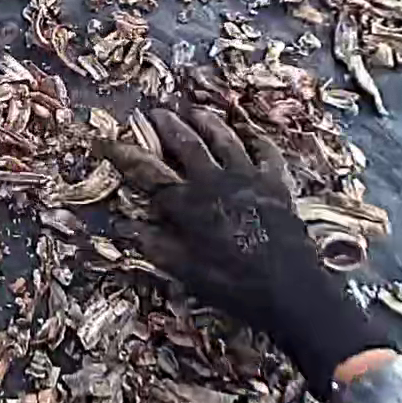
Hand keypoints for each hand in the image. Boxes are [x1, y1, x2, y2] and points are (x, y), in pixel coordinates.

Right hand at [100, 106, 390, 391]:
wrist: (296, 294)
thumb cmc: (233, 285)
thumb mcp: (185, 271)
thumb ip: (154, 245)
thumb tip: (125, 225)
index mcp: (187, 203)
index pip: (147, 171)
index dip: (124, 154)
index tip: (105, 141)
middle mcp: (214, 181)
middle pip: (185, 142)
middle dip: (166, 124)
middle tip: (153, 110)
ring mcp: (247, 178)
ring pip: (222, 138)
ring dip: (205, 120)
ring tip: (192, 108)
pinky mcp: (276, 184)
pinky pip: (265, 153)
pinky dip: (256, 140)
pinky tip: (249, 132)